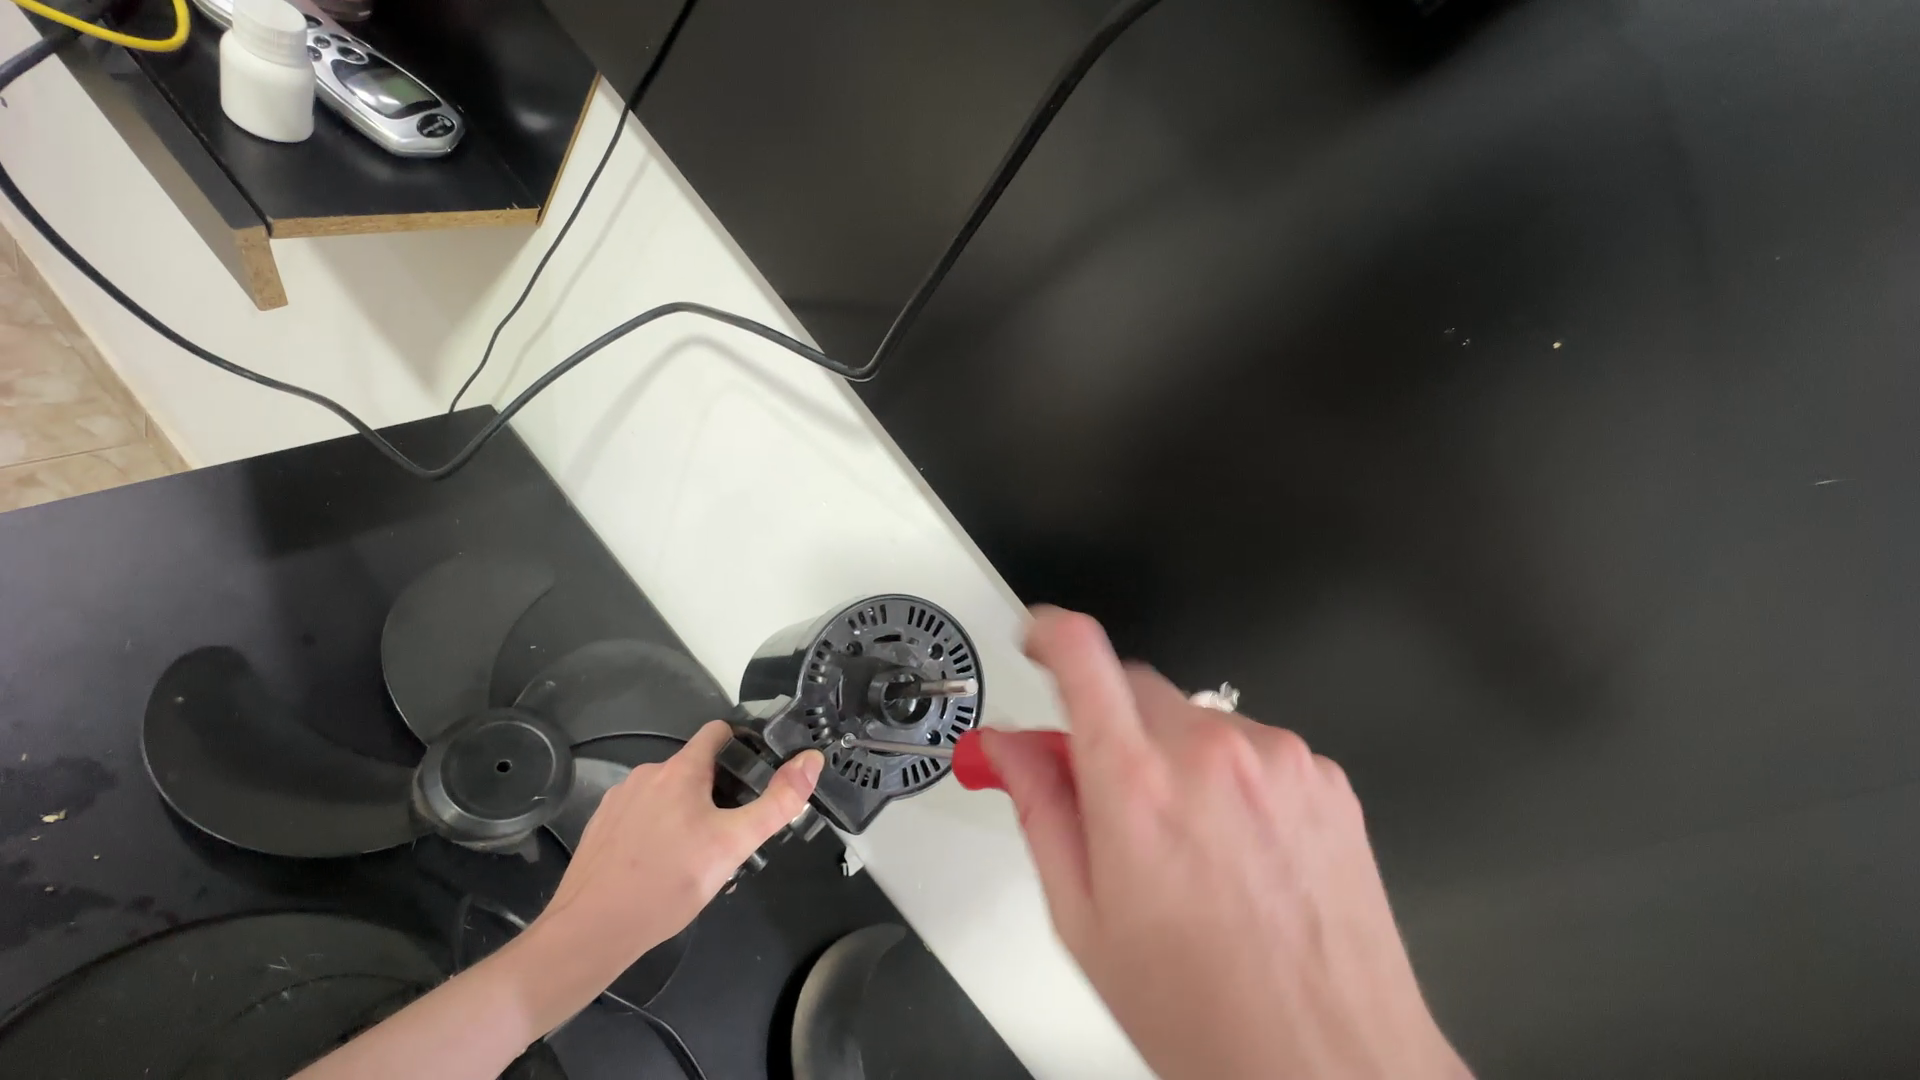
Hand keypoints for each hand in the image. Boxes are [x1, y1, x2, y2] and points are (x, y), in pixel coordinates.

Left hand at [515, 721, 822, 1029]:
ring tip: (699, 856)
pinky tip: (662, 867)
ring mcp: (620, 799)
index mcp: (681, 770)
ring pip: (668, 794)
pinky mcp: (601, 825)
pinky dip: (659, 830)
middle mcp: (648, 774)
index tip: (759, 774)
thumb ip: (777, 802)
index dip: (744, 746)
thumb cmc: (669, 882)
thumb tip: (811, 760)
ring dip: (688, 813)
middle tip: (733, 833)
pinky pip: (642, 815)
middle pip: (696, 768)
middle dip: (719, 793)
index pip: (718, 733)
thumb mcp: (734, 845)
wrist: (591, 931)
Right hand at [984, 607, 1469, 1079]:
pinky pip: (1253, 747)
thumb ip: (1039, 805)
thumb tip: (1009, 748)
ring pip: (1195, 719)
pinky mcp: (1323, 776)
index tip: (1040, 638)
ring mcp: (1276, 760)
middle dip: (1112, 725)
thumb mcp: (1083, 916)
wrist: (1330, 1064)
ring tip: (1187, 847)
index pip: (1081, 656)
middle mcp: (1209, 754)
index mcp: (1136, 785)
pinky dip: (1231, 778)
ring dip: (1174, 757)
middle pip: (1135, 685)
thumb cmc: (1203, 1010)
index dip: (1050, 632)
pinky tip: (1239, 851)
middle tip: (1112, 794)